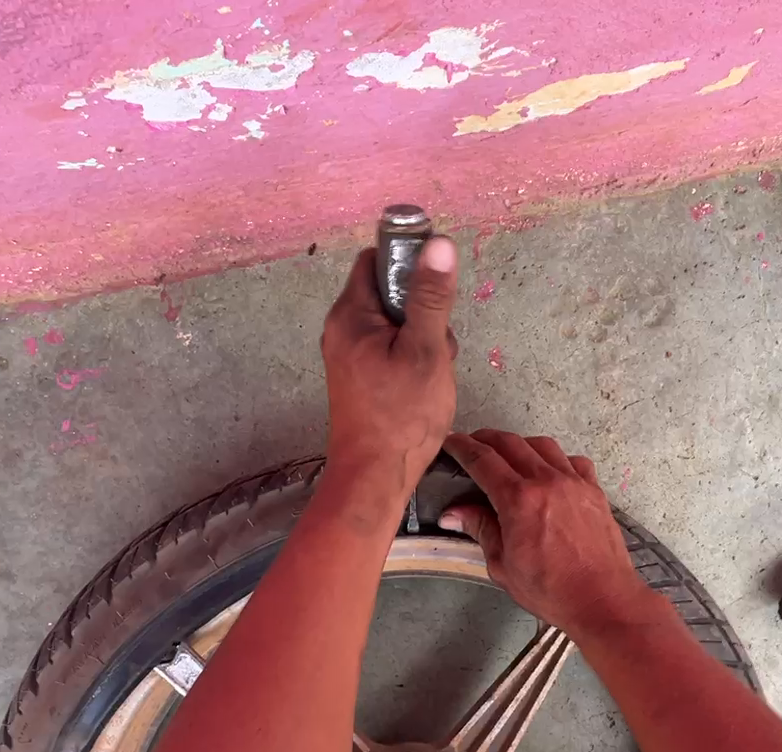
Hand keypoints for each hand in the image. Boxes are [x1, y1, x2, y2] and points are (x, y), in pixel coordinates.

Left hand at [319, 238, 459, 492]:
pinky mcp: (360, 378)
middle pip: (388, 294)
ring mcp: (350, 357)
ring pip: (395, 325)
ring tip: (432, 371)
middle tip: (437, 343)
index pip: (375, 260)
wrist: (375, 476)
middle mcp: (342, 331)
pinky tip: (424, 385)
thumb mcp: (426, 351)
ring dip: (423, 339)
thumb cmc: (401, 416)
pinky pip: (391, 350)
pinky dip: (413, 359)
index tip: (436, 287)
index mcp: (350, 316)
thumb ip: (431, 298)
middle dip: (423, 310)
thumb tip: (439, 244)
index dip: (407, 262)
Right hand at [438, 430, 659, 637]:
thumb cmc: (553, 590)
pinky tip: (549, 470)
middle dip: (486, 439)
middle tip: (473, 443)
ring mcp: (574, 483)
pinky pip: (572, 461)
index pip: (482, 460)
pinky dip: (555, 458)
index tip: (452, 442)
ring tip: (508, 454)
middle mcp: (547, 482)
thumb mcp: (503, 564)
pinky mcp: (594, 491)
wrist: (601, 599)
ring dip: (520, 444)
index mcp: (519, 500)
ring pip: (542, 446)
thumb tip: (454, 515)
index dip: (462, 446)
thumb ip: (480, 530)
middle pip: (510, 444)